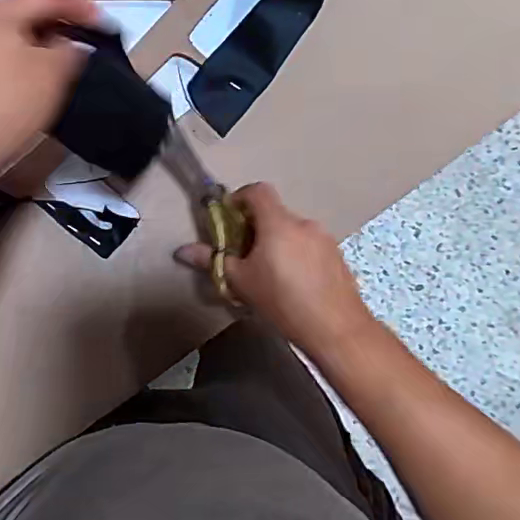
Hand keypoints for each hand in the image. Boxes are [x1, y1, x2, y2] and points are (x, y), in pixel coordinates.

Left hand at [0, 0, 94, 178]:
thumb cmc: (5, 107)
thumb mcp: (53, 74)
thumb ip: (70, 50)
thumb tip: (70, 44)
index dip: (79, 6)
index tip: (101, 23)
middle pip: (22, 13)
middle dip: (56, 25)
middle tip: (82, 40)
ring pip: (8, 36)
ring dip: (37, 45)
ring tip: (60, 64)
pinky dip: (17, 62)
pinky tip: (30, 84)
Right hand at [176, 183, 383, 353]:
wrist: (336, 329)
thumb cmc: (282, 301)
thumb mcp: (241, 282)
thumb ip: (212, 260)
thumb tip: (183, 250)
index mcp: (278, 223)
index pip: (258, 191)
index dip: (239, 198)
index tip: (228, 219)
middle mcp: (304, 223)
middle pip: (274, 213)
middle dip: (255, 228)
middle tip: (244, 255)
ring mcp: (325, 239)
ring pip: (292, 231)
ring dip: (277, 242)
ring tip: (268, 273)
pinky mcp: (337, 256)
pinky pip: (309, 245)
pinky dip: (296, 254)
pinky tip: (293, 283)